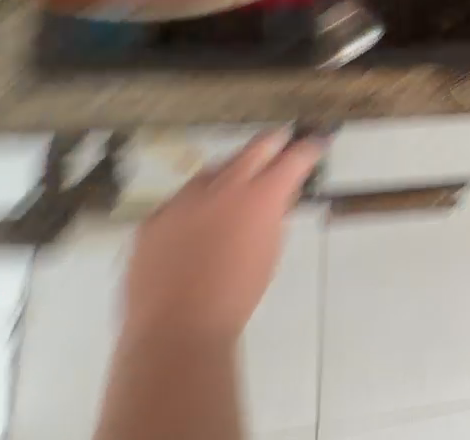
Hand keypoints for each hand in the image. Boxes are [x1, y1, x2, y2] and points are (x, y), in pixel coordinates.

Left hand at [121, 129, 322, 346]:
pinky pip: (179, 201)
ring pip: (212, 171)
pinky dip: (196, 202)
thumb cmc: (240, 290)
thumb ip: (273, 212)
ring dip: (231, 171)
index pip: (295, 156)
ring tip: (239, 181)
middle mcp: (222, 189)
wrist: (176, 328)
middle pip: (254, 148)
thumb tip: (274, 196)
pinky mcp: (150, 223)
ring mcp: (181, 203)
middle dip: (274, 142)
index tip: (319, 140)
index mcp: (262, 195)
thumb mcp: (272, 244)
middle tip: (285, 140)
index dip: (311, 146)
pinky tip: (199, 219)